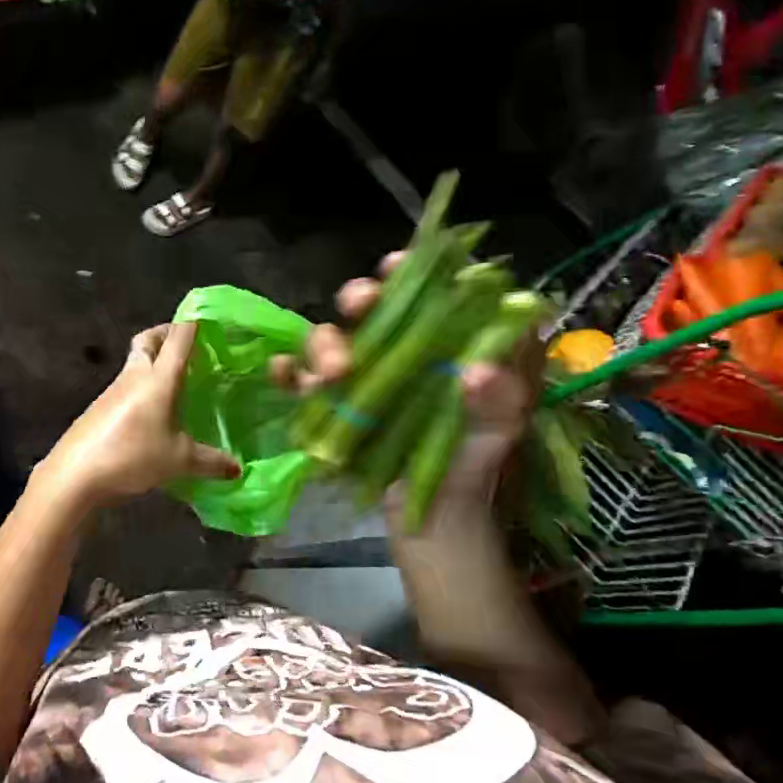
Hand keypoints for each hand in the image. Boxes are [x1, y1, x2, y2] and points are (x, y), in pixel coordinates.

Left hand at [38, 322, 238, 508]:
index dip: (194, 324)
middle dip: (167, 335)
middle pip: (148, 341)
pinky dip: (142, 387)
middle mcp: (135, 376)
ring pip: (136, 364)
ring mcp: (113, 391)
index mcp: (158, 379)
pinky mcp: (100, 409)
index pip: (178, 339)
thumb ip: (211, 462)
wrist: (73, 475)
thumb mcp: (179, 462)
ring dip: (154, 363)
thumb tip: (238, 469)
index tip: (210, 320)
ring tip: (177, 381)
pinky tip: (154, 412)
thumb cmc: (132, 456)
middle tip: (188, 345)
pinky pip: (127, 387)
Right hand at [268, 253, 537, 525]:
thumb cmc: (474, 463)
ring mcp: (365, 374)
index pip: (425, 288)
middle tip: (360, 306)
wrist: (435, 514)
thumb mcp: (499, 430)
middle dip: (360, 297)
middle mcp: (400, 346)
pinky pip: (305, 382)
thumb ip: (499, 400)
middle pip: (372, 304)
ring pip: (333, 338)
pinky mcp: (337, 405)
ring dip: (326, 344)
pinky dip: (290, 374)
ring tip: (333, 374)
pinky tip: (282, 373)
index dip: (412, 271)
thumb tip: (475, 375)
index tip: (396, 268)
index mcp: (444, 340)